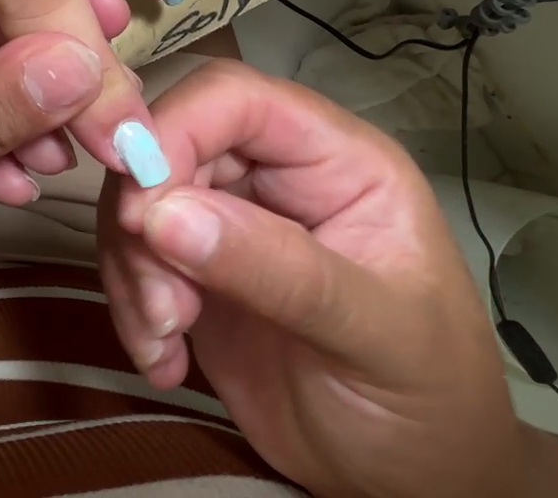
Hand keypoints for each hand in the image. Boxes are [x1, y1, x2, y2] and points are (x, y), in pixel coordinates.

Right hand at [96, 62, 524, 497]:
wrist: (408, 482)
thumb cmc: (429, 400)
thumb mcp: (378, 337)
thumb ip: (280, 271)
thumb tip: (162, 213)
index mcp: (333, 159)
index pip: (233, 98)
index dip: (174, 131)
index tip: (143, 211)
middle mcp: (269, 172)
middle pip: (166, 144)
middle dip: (144, 220)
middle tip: (162, 301)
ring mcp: (222, 216)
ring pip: (135, 198)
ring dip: (132, 268)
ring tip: (166, 336)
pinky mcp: (187, 262)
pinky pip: (127, 252)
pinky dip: (127, 302)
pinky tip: (164, 357)